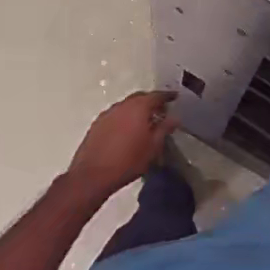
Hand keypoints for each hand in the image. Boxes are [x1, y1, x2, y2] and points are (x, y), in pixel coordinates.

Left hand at [63, 91, 178, 198]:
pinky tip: (128, 130)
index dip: (167, 96)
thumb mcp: (153, 147)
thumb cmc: (128, 161)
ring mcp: (107, 113)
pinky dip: (125, 117)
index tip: (175, 97)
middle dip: (151, 101)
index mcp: (138, 108)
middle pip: (139, 97)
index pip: (156, 96)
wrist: (94, 174)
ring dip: (137, 110)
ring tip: (146, 122)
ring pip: (126, 106)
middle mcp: (121, 106)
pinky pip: (116, 114)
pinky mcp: (97, 123)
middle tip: (162, 110)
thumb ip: (164, 129)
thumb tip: (174, 118)